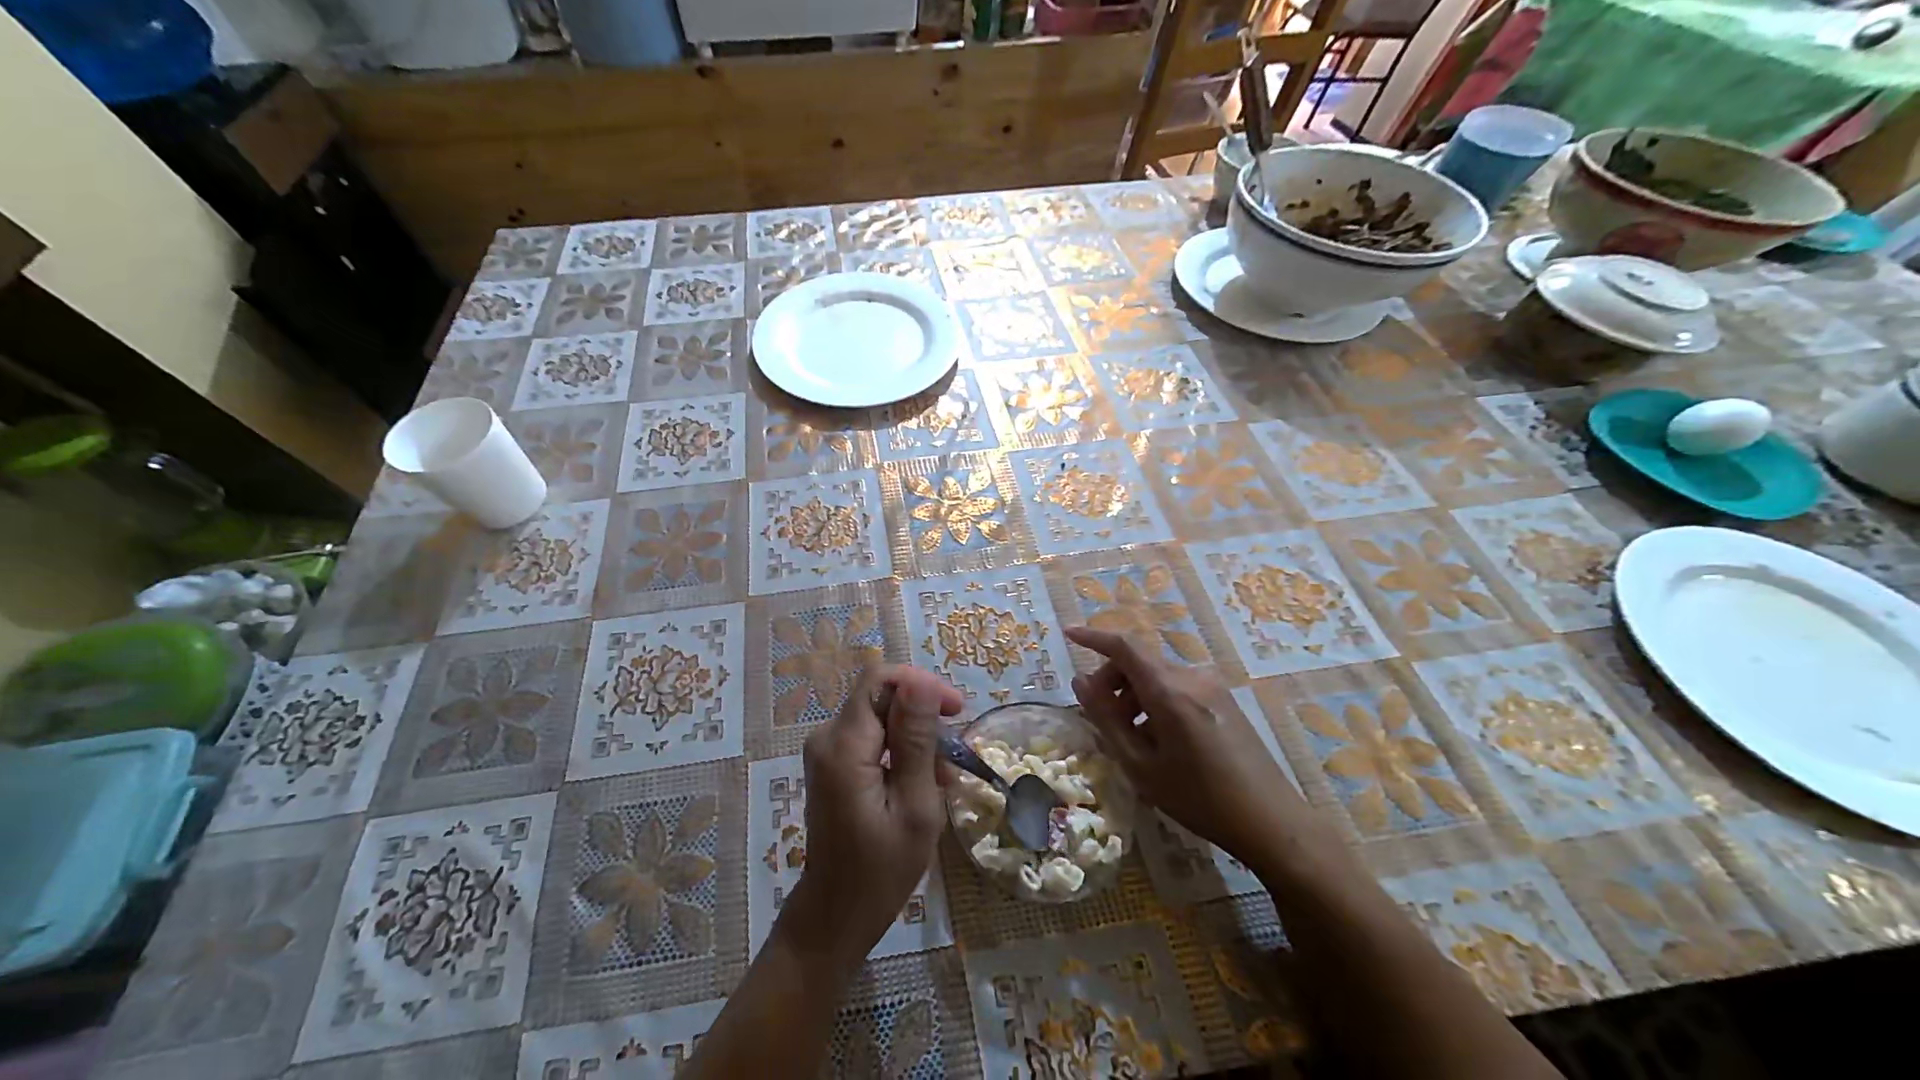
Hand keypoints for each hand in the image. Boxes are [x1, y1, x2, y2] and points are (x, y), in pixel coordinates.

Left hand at [781, 664, 962, 964]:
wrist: (836, 915)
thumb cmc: (881, 869)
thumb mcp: (915, 805)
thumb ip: (917, 740)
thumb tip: (922, 683)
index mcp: (844, 745)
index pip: (879, 679)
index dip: (921, 684)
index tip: (956, 712)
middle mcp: (827, 738)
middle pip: (881, 696)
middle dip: (923, 714)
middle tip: (955, 752)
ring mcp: (827, 752)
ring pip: (880, 716)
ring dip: (916, 737)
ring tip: (945, 776)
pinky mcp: (833, 766)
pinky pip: (872, 738)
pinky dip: (901, 751)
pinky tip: (924, 782)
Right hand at [1066, 626, 1309, 864]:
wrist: (1270, 820)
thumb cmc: (1199, 798)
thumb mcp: (1141, 766)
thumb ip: (1106, 720)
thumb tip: (1080, 681)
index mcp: (1170, 691)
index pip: (1124, 646)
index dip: (1093, 636)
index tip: (1068, 634)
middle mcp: (1192, 678)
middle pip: (1139, 661)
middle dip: (1111, 680)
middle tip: (1100, 719)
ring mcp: (1212, 687)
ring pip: (1157, 676)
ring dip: (1133, 694)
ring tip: (1130, 738)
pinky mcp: (1223, 700)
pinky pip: (1177, 687)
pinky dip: (1155, 701)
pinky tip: (1158, 740)